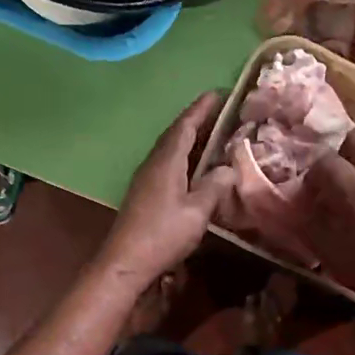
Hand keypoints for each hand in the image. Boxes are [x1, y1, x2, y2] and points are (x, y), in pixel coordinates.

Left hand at [98, 93, 236, 284]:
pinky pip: (165, 165)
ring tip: (210, 136)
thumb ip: (214, 186)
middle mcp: (153, 164)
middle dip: (196, 121)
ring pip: (169, 150)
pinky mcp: (143, 194)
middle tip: (219, 112)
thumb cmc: (163, 234)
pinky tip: (192, 167)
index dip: (201, 109)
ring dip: (188, 140)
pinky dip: (182, 158)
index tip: (218, 93)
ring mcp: (145, 179)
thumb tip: (229, 168)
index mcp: (166, 161)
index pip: (185, 126)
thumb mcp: (197, 211)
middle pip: (175, 135)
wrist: (125, 261)